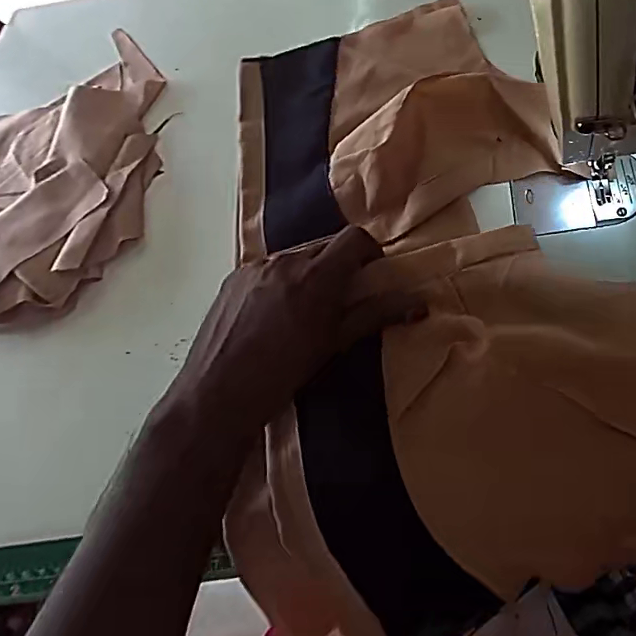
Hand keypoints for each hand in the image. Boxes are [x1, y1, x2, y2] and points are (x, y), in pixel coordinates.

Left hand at [167, 226, 425, 441]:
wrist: (216, 397)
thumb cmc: (283, 375)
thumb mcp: (335, 343)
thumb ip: (377, 315)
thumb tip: (420, 304)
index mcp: (316, 275)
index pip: (355, 238)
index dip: (369, 251)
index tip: (370, 276)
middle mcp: (285, 261)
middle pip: (325, 247)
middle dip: (338, 267)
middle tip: (338, 303)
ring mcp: (255, 267)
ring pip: (295, 258)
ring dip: (307, 275)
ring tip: (301, 314)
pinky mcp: (232, 277)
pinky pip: (267, 269)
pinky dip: (279, 282)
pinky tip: (270, 318)